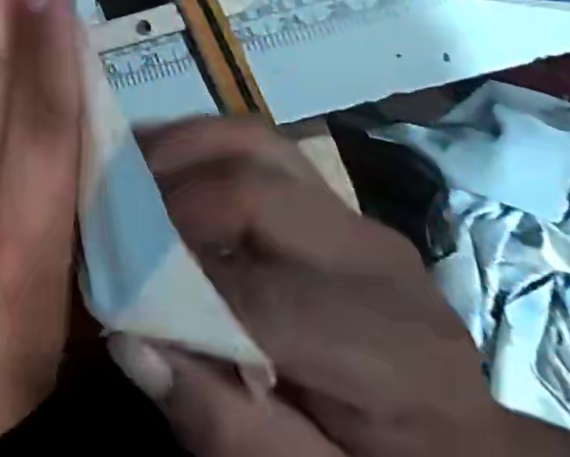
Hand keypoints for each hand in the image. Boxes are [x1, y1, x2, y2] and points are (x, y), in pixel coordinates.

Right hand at [113, 117, 569, 456]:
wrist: (466, 447)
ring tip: (125, 172)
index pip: (254, 294)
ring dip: (180, 148)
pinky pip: (262, 149)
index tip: (102, 281)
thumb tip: (130, 341)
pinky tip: (166, 168)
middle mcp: (373, 259)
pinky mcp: (340, 204)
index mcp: (382, 350)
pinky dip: (203, 147)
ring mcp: (358, 218)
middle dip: (165, 195)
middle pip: (254, 187)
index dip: (168, 285)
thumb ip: (229, 429)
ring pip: (256, 142)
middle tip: (105, 216)